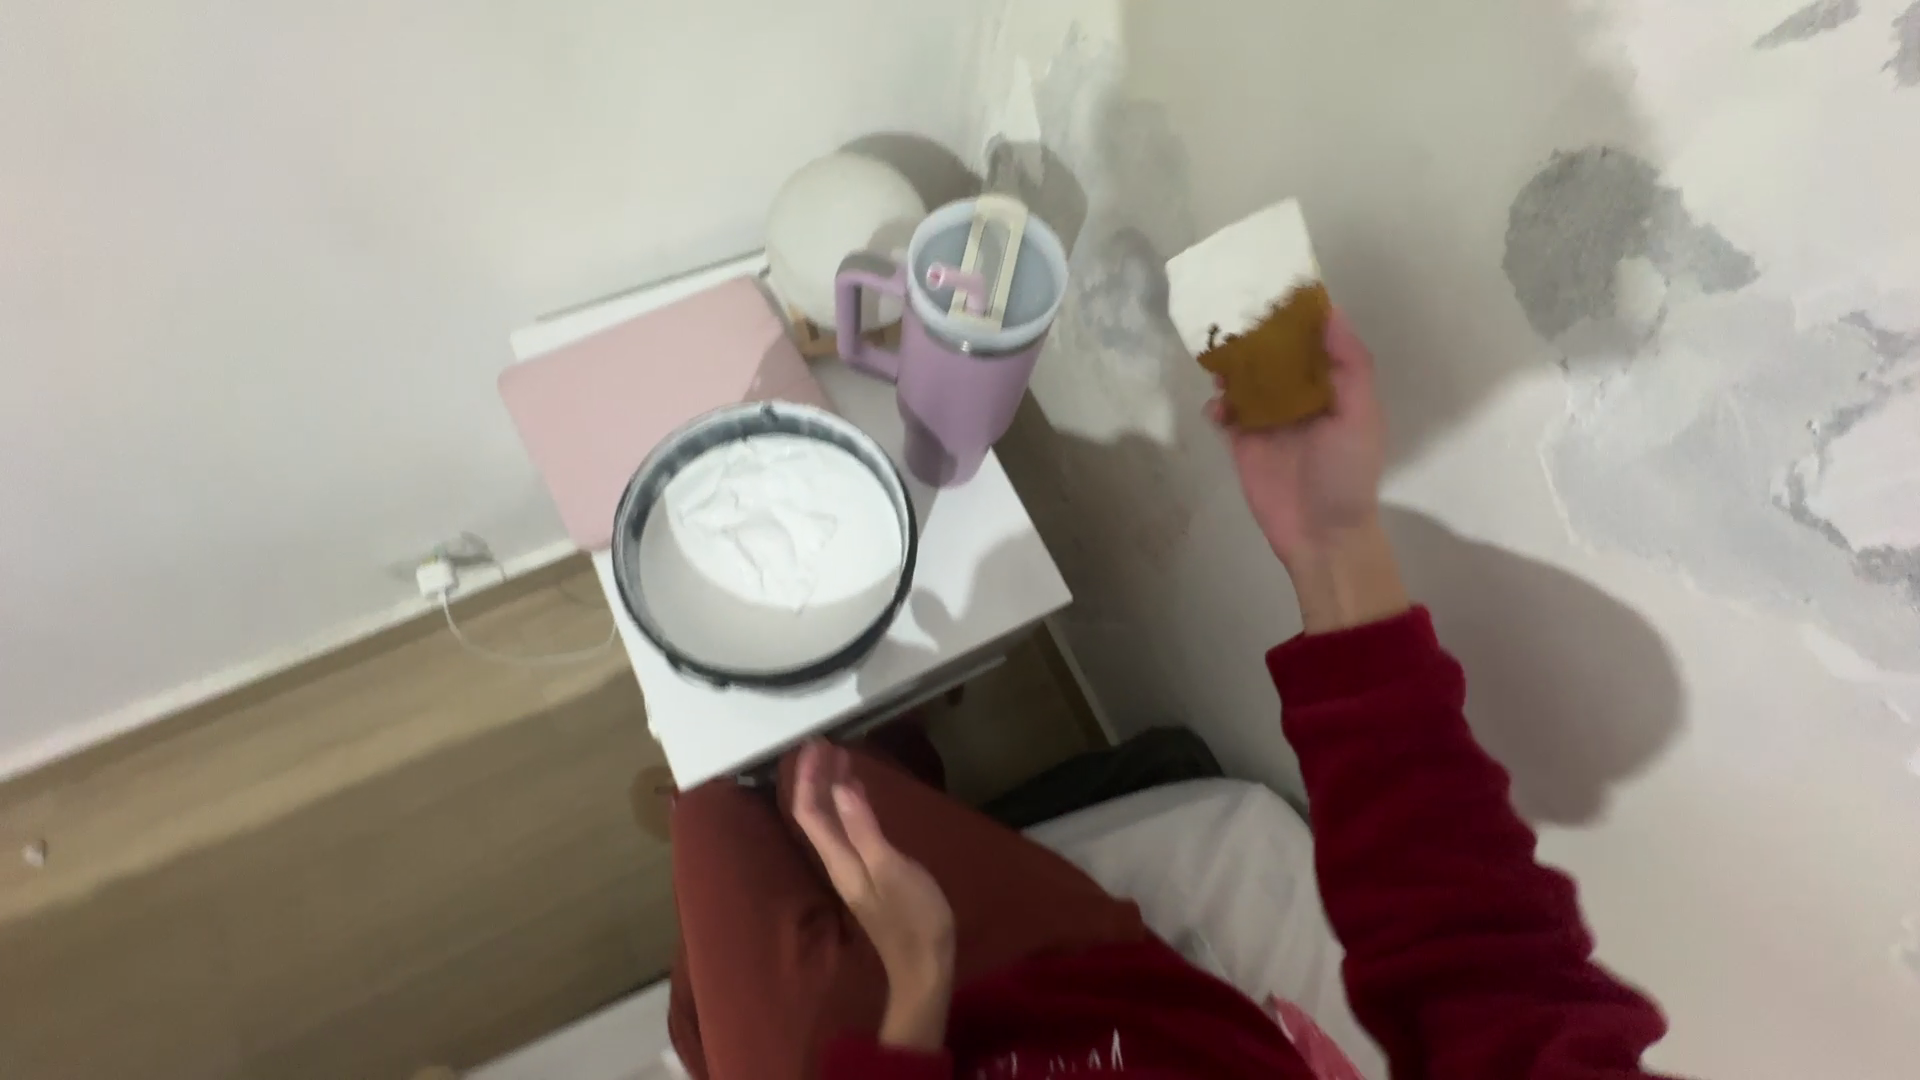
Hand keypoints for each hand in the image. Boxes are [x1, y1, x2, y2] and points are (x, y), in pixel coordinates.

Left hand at [792, 741, 954, 1049]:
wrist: (924, 965)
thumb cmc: (913, 916)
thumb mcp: (891, 868)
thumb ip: (864, 828)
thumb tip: (840, 788)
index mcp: (839, 859)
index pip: (809, 812)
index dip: (808, 777)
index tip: (816, 745)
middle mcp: (838, 860)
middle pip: (816, 814)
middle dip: (816, 777)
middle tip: (826, 743)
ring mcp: (853, 867)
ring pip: (831, 820)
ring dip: (830, 787)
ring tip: (839, 757)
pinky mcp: (868, 870)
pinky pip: (847, 827)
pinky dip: (848, 803)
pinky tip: (858, 792)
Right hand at [1208, 309, 1407, 631]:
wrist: (1321, 533)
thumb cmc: (1347, 473)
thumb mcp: (1360, 414)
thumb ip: (1348, 365)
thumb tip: (1330, 313)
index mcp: (1331, 386)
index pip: (1313, 341)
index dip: (1297, 316)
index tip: (1277, 288)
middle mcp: (1298, 396)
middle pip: (1273, 356)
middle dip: (1255, 336)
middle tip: (1234, 314)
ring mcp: (1267, 419)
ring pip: (1245, 380)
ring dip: (1231, 366)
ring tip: (1218, 355)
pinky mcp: (1242, 442)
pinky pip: (1225, 414)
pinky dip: (1217, 405)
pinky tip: (1216, 405)